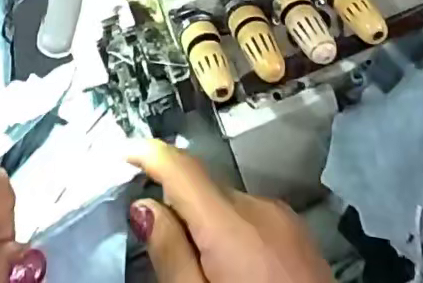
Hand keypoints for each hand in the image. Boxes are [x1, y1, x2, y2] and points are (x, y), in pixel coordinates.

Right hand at [126, 139, 331, 282]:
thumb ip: (170, 256)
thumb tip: (144, 207)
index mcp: (233, 226)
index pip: (178, 164)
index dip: (143, 152)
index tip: (119, 155)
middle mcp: (261, 209)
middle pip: (200, 186)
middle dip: (175, 204)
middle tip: (159, 243)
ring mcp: (287, 223)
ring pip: (225, 203)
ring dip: (205, 222)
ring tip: (204, 269)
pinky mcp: (304, 240)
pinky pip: (251, 219)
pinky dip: (232, 233)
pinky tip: (236, 273)